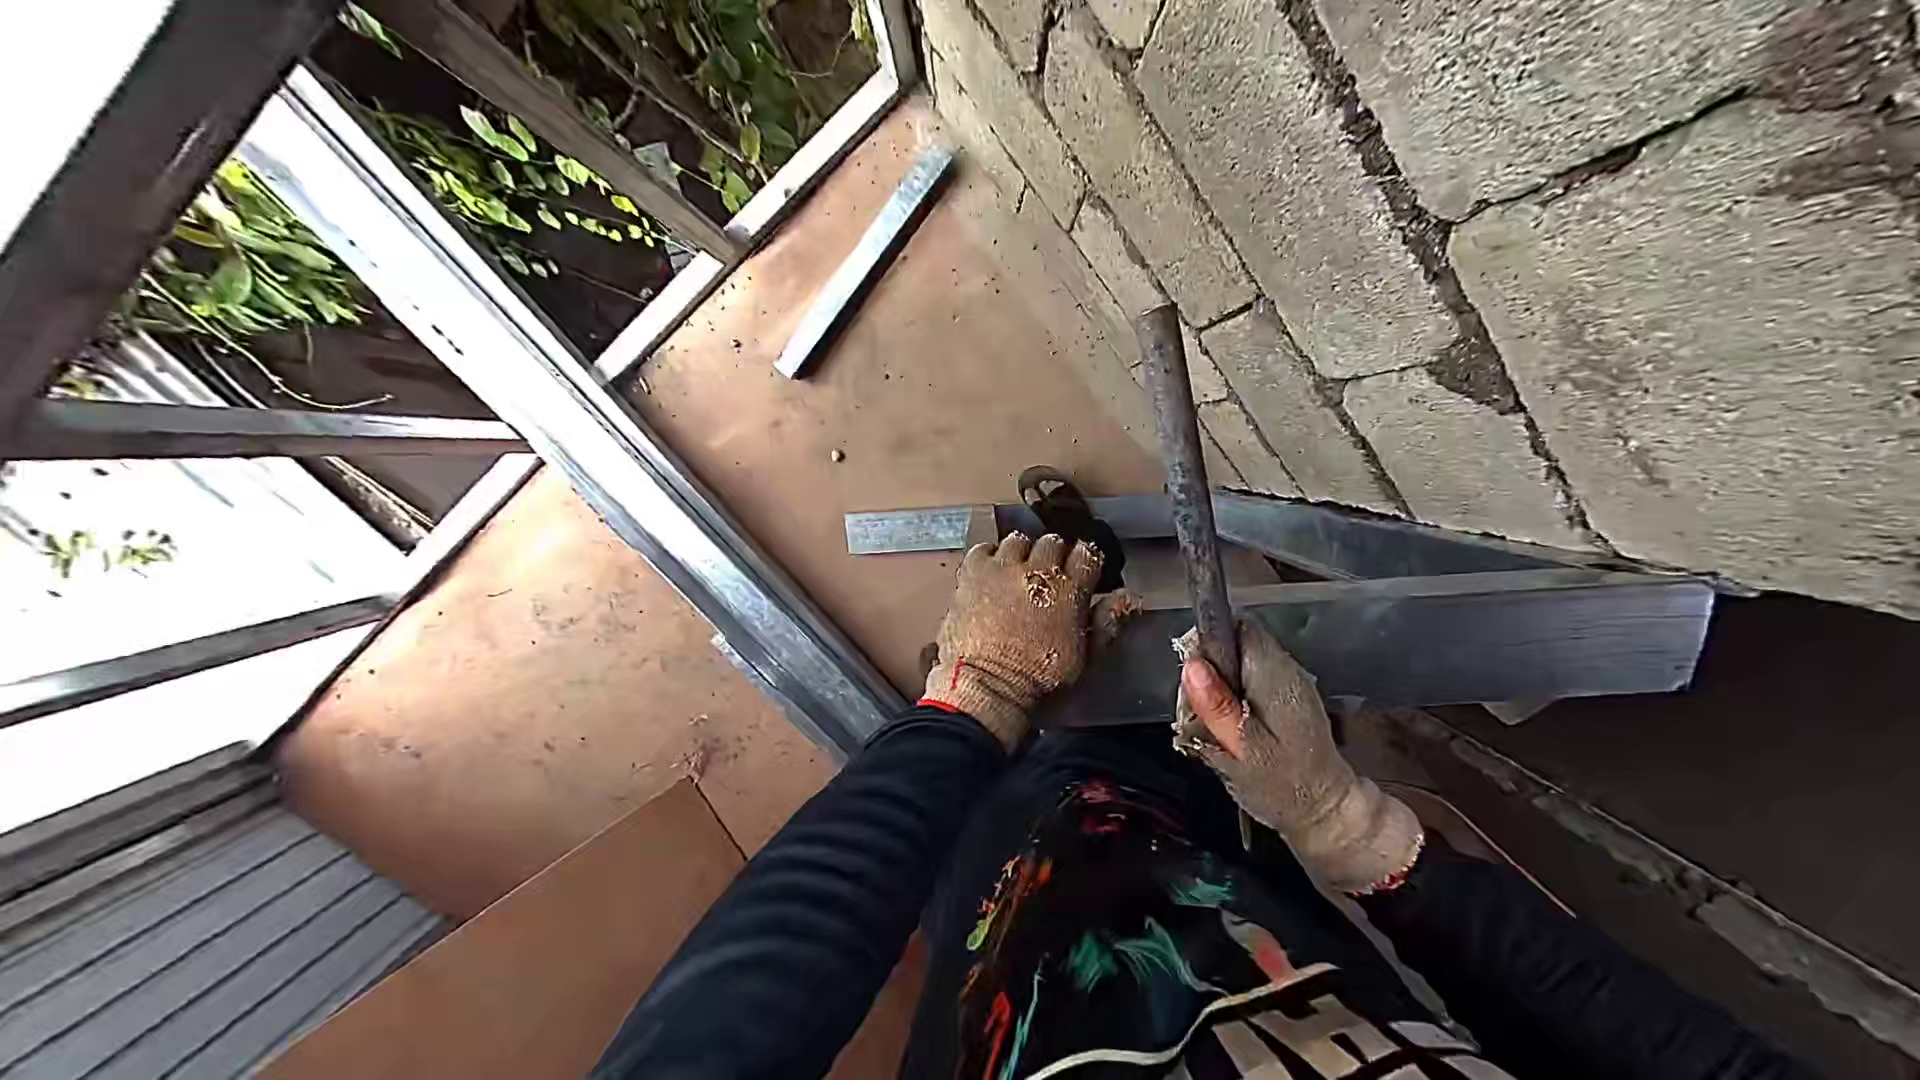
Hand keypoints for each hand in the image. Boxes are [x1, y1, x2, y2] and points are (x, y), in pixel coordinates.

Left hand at [922, 533, 1104, 750]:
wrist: (988, 684)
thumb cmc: (1038, 678)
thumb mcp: (1085, 657)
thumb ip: (1107, 623)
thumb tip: (1127, 598)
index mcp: (1070, 589)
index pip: (1087, 553)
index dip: (1085, 560)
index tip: (1080, 568)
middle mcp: (1038, 570)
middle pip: (1052, 542)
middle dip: (1053, 555)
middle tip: (1048, 575)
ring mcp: (1002, 568)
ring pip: (1017, 540)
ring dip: (1021, 553)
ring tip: (1018, 572)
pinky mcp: (973, 574)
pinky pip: (983, 549)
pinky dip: (988, 557)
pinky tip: (990, 573)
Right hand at [1175, 618, 1423, 893]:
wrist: (1325, 812)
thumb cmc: (1282, 784)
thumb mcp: (1241, 749)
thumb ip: (1215, 705)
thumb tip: (1192, 663)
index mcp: (1273, 675)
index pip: (1235, 626)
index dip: (1206, 642)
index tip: (1192, 676)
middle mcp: (1283, 669)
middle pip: (1229, 643)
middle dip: (1204, 670)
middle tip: (1199, 712)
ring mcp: (1284, 681)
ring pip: (1232, 662)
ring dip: (1213, 687)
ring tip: (1211, 725)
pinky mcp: (1281, 695)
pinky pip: (1241, 680)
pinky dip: (1226, 698)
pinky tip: (1227, 727)